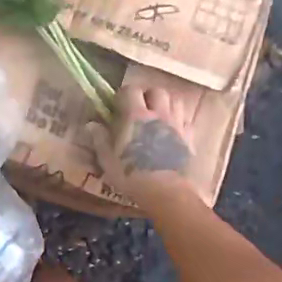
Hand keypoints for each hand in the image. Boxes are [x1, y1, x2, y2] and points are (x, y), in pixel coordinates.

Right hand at [81, 83, 198, 206]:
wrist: (165, 191)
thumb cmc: (131, 175)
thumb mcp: (108, 160)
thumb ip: (100, 139)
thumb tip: (92, 125)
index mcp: (136, 115)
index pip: (130, 90)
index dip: (123, 95)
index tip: (118, 107)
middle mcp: (158, 113)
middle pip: (157, 91)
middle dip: (148, 96)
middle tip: (140, 110)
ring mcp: (177, 124)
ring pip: (175, 101)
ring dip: (166, 105)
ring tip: (158, 117)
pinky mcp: (189, 138)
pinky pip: (186, 120)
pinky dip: (179, 121)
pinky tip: (172, 132)